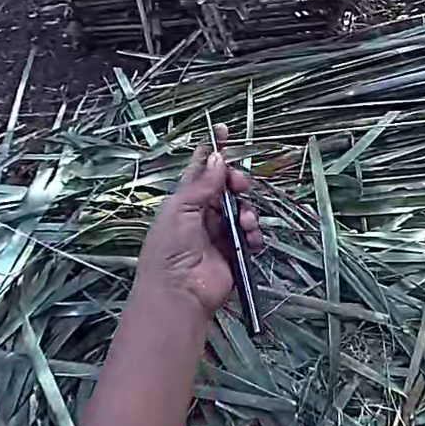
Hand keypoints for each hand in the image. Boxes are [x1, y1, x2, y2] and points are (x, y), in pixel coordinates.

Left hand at [135, 124, 264, 315]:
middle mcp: (202, 214)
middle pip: (226, 188)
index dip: (212, 151)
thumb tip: (218, 157)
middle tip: (241, 186)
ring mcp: (219, 234)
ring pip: (242, 210)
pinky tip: (250, 241)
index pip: (200, 170)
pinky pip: (250, 236)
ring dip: (247, 213)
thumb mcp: (181, 209)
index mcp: (185, 201)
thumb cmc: (171, 249)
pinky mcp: (234, 253)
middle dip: (237, 183)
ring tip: (244, 224)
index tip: (223, 131)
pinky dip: (253, 236)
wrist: (179, 293)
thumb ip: (203, 184)